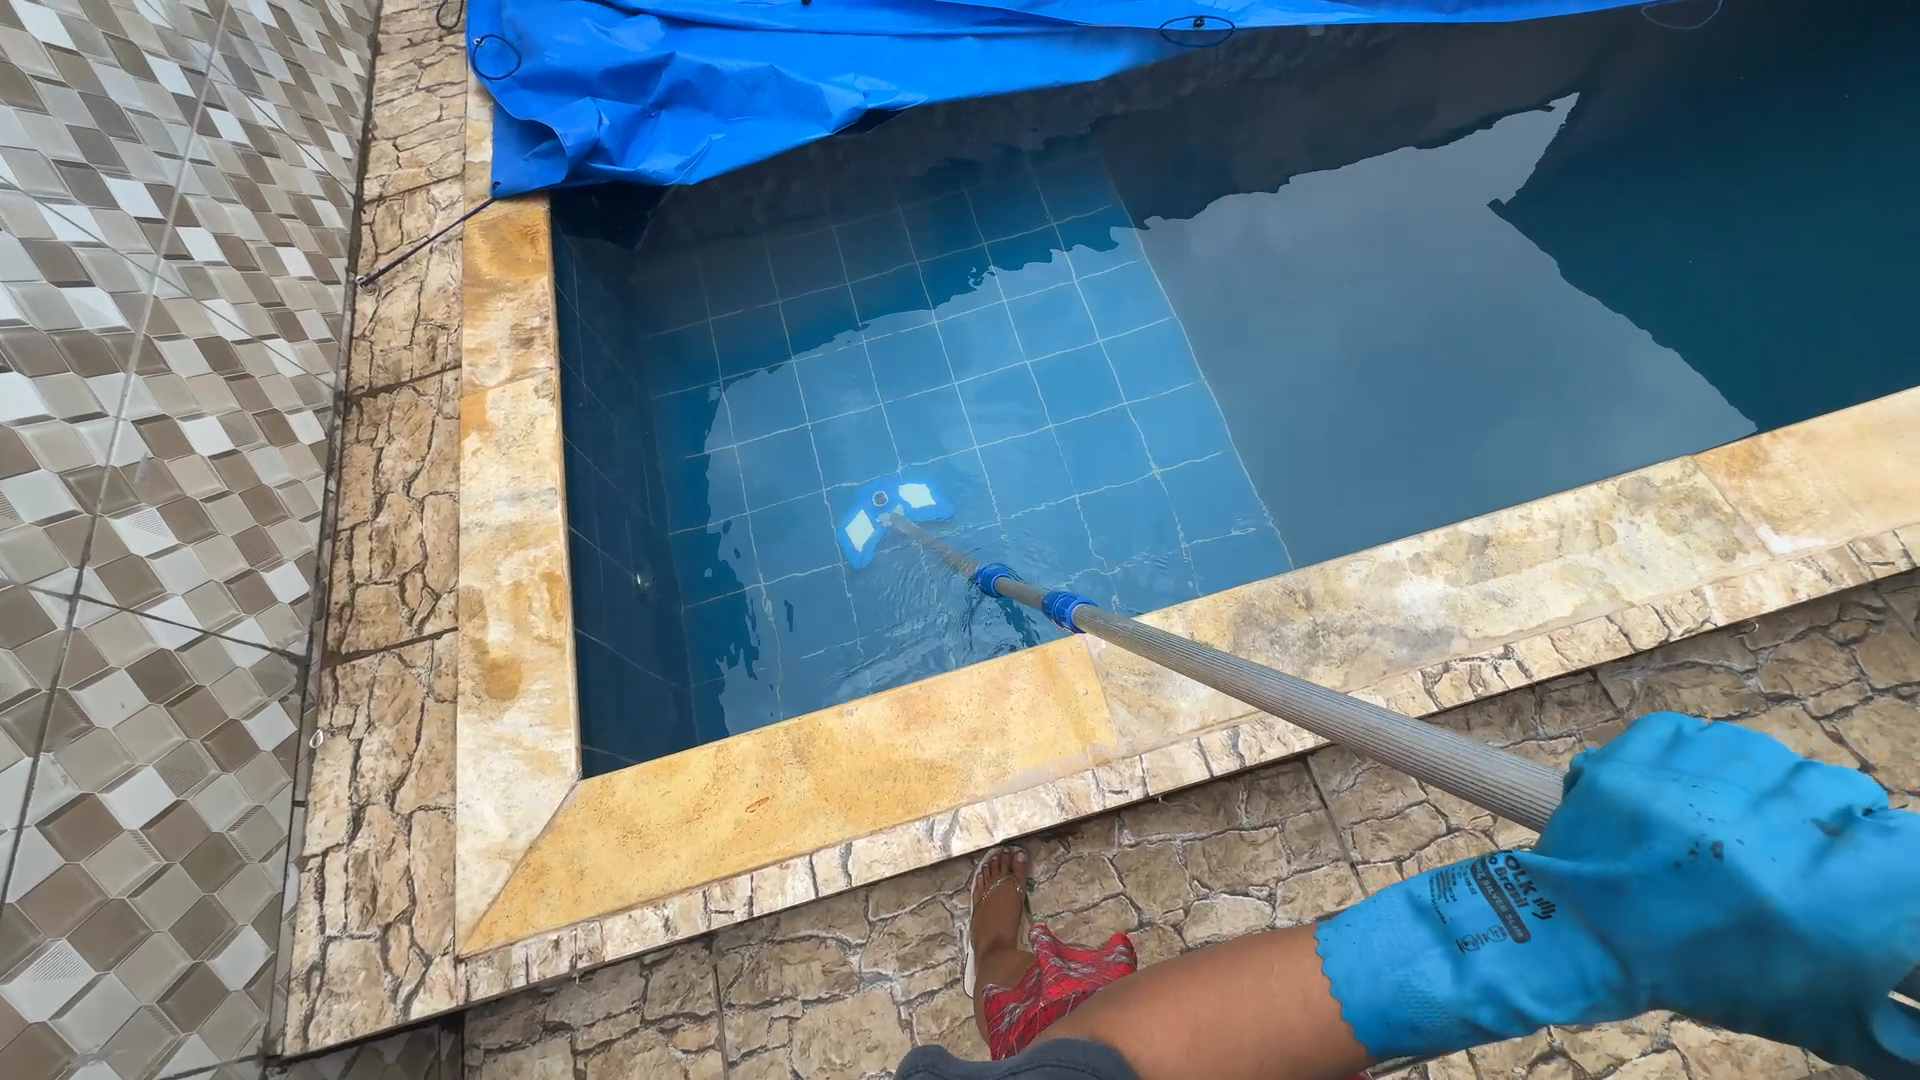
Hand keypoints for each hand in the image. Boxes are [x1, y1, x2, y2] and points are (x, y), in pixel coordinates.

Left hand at [1314, 712, 1919, 1075]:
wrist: (1582, 936)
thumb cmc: (1703, 978)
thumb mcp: (1832, 1020)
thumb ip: (1911, 1027)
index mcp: (1838, 894)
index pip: (1909, 839)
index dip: (1889, 846)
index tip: (1867, 858)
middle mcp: (1770, 827)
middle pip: (1833, 785)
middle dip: (1821, 810)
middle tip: (1785, 840)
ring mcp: (1692, 785)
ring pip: (1755, 749)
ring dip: (1752, 775)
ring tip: (1730, 810)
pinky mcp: (1628, 763)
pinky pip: (1679, 730)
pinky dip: (1686, 749)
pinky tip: (1682, 782)